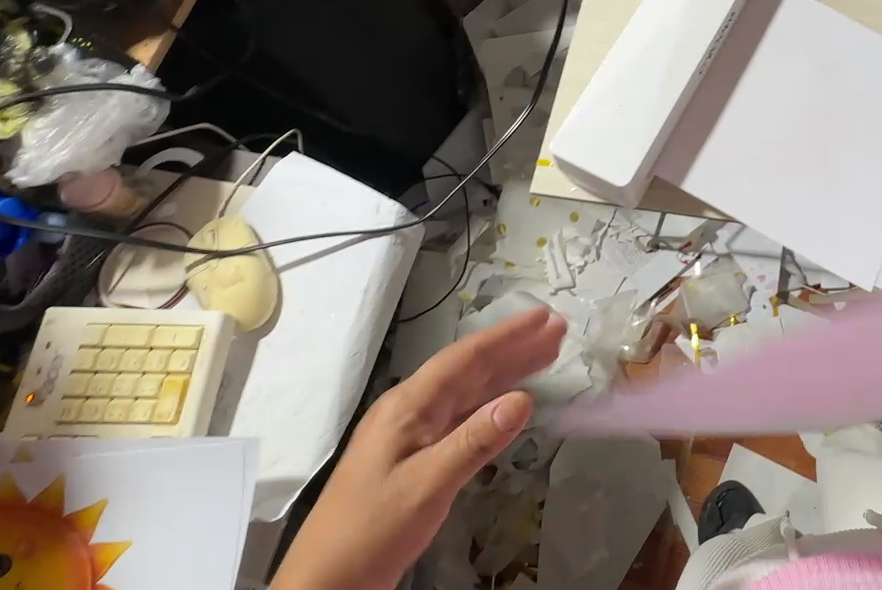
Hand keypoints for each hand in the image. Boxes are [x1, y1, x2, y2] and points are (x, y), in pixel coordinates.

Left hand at [271, 306, 566, 589]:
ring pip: (469, 391)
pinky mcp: (417, 456)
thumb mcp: (427, 486)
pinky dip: (493, 403)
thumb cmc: (371, 530)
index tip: (544, 317)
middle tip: (558, 331)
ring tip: (547, 356)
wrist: (324, 585)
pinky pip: (463, 416)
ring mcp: (413, 433)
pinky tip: (512, 402)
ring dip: (508, 372)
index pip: (466, 358)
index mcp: (409, 404)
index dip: (507, 336)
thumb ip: (475, 441)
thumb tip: (523, 399)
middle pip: (470, 369)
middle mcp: (411, 409)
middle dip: (515, 348)